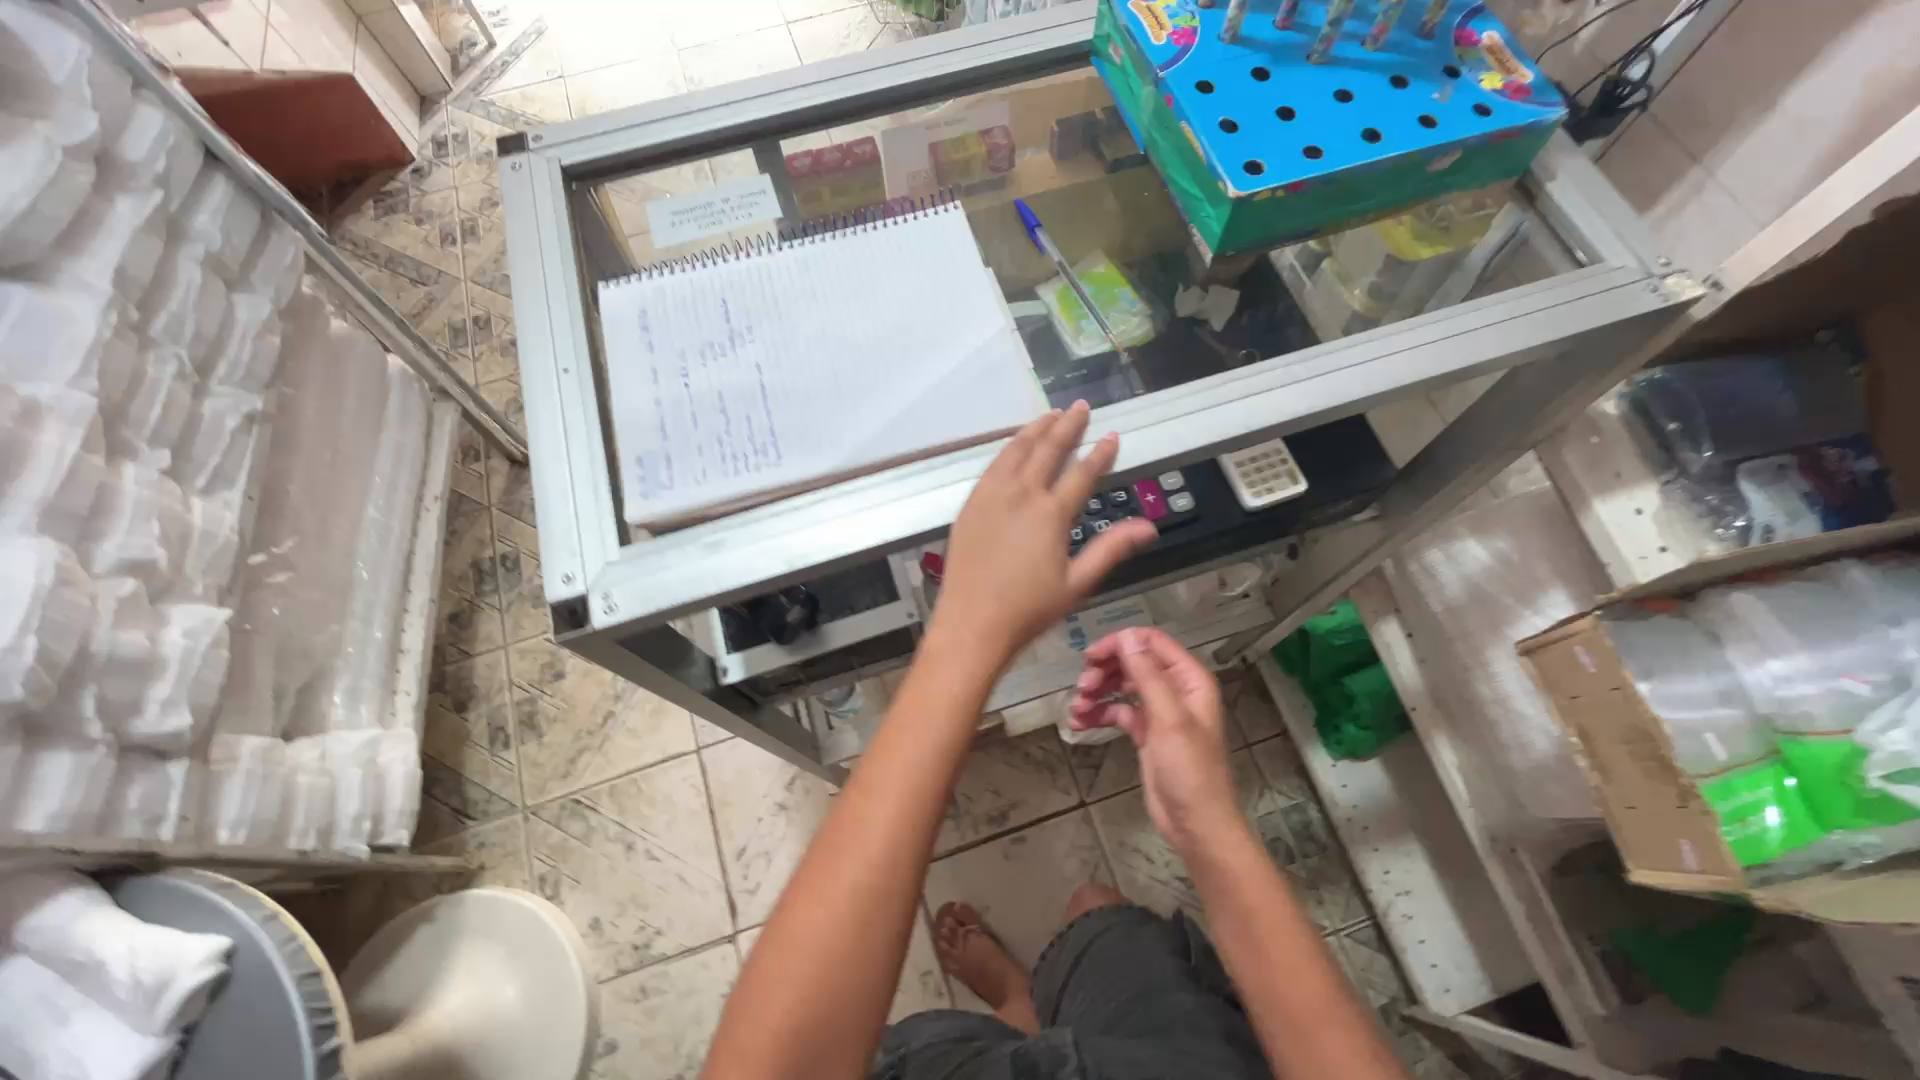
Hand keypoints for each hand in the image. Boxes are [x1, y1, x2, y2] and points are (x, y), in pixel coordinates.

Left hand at [929, 402, 1155, 665]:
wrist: (972, 624)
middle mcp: (1020, 495)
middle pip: (1047, 449)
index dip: (1100, 453)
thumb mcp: (1077, 583)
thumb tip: (1148, 527)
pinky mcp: (970, 505)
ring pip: (1015, 450)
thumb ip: (1111, 549)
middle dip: (1067, 426)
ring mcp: (990, 496)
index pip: (1082, 473)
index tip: (1112, 436)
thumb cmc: (1029, 610)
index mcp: (1050, 514)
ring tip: (1050, 415)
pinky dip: (1008, 448)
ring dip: (1035, 429)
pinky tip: (1013, 446)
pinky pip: (992, 465)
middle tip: (1080, 407)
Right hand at [1069, 628, 1241, 852]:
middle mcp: (1175, 690)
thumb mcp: (1169, 719)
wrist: (1196, 823)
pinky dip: (1099, 714)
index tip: (1091, 656)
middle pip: (1134, 663)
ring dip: (1097, 692)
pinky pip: (1118, 713)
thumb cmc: (1190, 770)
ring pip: (1122, 687)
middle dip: (1105, 670)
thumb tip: (1126, 636)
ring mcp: (1160, 712)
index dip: (1121, 643)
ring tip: (1077, 708)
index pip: (1152, 643)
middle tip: (1082, 685)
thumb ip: (1147, 675)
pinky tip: (1080, 723)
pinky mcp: (1145, 734)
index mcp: (1190, 680)